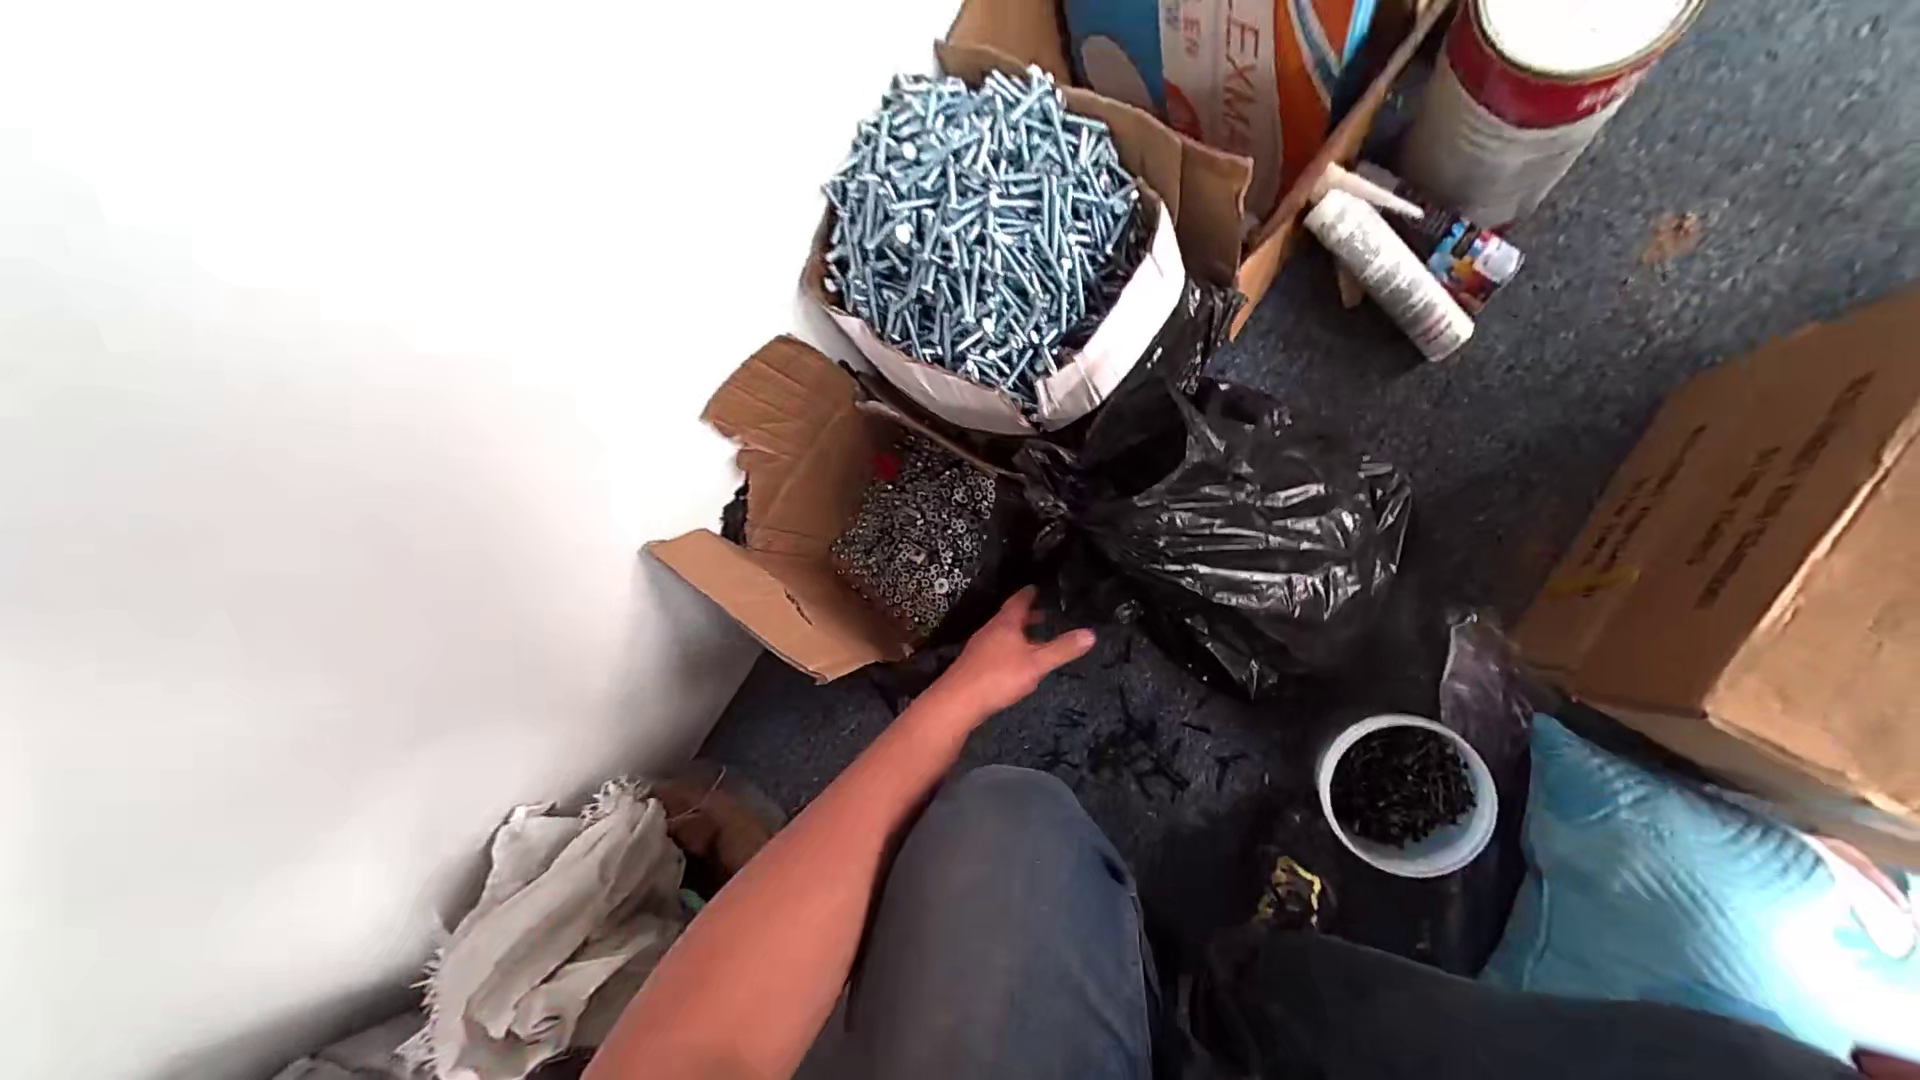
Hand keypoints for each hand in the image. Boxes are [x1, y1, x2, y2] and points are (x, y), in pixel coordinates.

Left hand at [926, 586, 1095, 717]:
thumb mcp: (1037, 663)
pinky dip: (1010, 649)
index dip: (1030, 593)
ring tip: (1036, 639)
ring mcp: (980, 647)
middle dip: (1028, 615)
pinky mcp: (975, 664)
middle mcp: (991, 630)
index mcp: (1006, 623)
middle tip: (1045, 614)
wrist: (958, 701)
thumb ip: (1062, 649)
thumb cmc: (998, 676)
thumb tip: (1090, 634)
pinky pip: (997, 649)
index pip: (1019, 600)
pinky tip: (1017, 663)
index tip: (1038, 587)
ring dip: (1020, 634)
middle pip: (1011, 617)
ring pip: (1003, 634)